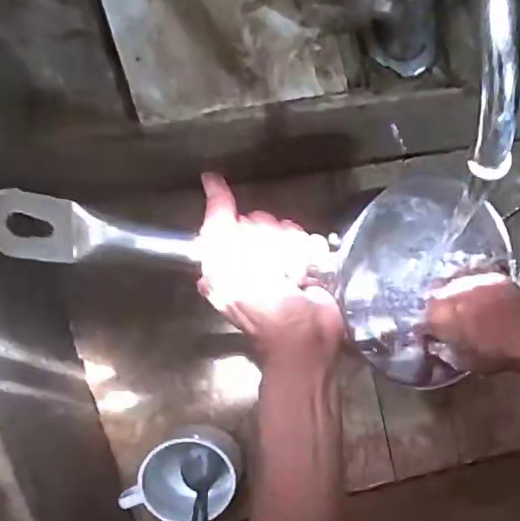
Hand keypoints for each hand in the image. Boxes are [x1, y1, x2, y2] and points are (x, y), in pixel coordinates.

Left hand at [197, 173, 342, 368]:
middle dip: (267, 237)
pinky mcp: (305, 267)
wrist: (304, 340)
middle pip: (257, 222)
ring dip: (290, 246)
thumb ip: (217, 225)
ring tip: (293, 271)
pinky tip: (306, 269)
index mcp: (222, 263)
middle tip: (273, 263)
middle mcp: (248, 260)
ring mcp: (277, 264)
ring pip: (283, 229)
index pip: (224, 222)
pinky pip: (306, 240)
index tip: (222, 190)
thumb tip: (210, 180)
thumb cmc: (264, 311)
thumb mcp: (228, 268)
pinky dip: (308, 251)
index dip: (229, 216)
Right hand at [424, 272, 519, 374]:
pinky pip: (471, 275)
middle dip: (432, 308)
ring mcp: (470, 279)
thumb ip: (444, 352)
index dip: (422, 331)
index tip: (427, 337)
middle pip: (431, 297)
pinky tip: (475, 292)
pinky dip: (469, 284)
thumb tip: (437, 347)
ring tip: (457, 303)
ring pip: (450, 282)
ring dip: (450, 293)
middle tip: (440, 320)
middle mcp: (448, 292)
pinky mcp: (489, 274)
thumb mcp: (464, 362)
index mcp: (437, 316)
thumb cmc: (495, 353)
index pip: (419, 323)